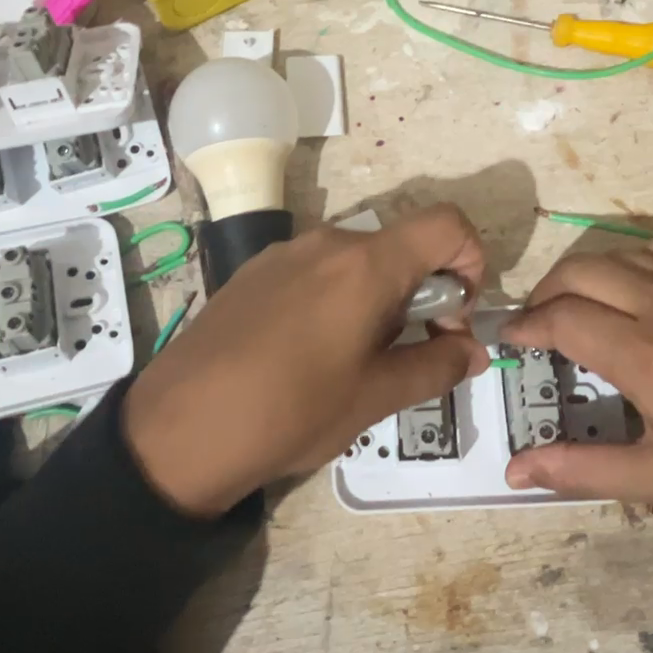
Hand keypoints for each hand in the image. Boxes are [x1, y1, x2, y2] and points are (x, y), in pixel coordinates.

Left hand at [123, 204, 489, 516]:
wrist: (178, 429)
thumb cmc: (290, 411)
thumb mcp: (375, 398)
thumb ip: (436, 366)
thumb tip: (473, 350)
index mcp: (365, 264)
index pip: (446, 224)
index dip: (469, 262)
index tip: (453, 319)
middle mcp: (327, 242)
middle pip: (401, 246)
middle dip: (422, 293)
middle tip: (405, 354)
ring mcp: (285, 253)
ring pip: (357, 260)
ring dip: (378, 298)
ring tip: (353, 360)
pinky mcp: (253, 271)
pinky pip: (316, 270)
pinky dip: (337, 297)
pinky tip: (307, 352)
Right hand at [502, 240, 652, 620]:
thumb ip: (586, 468)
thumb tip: (515, 472)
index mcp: (647, 356)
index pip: (561, 318)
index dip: (525, 326)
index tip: (510, 342)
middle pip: (582, 268)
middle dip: (547, 290)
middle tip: (539, 324)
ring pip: (625, 251)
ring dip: (589, 272)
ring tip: (583, 306)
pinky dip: (638, 261)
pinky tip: (646, 293)